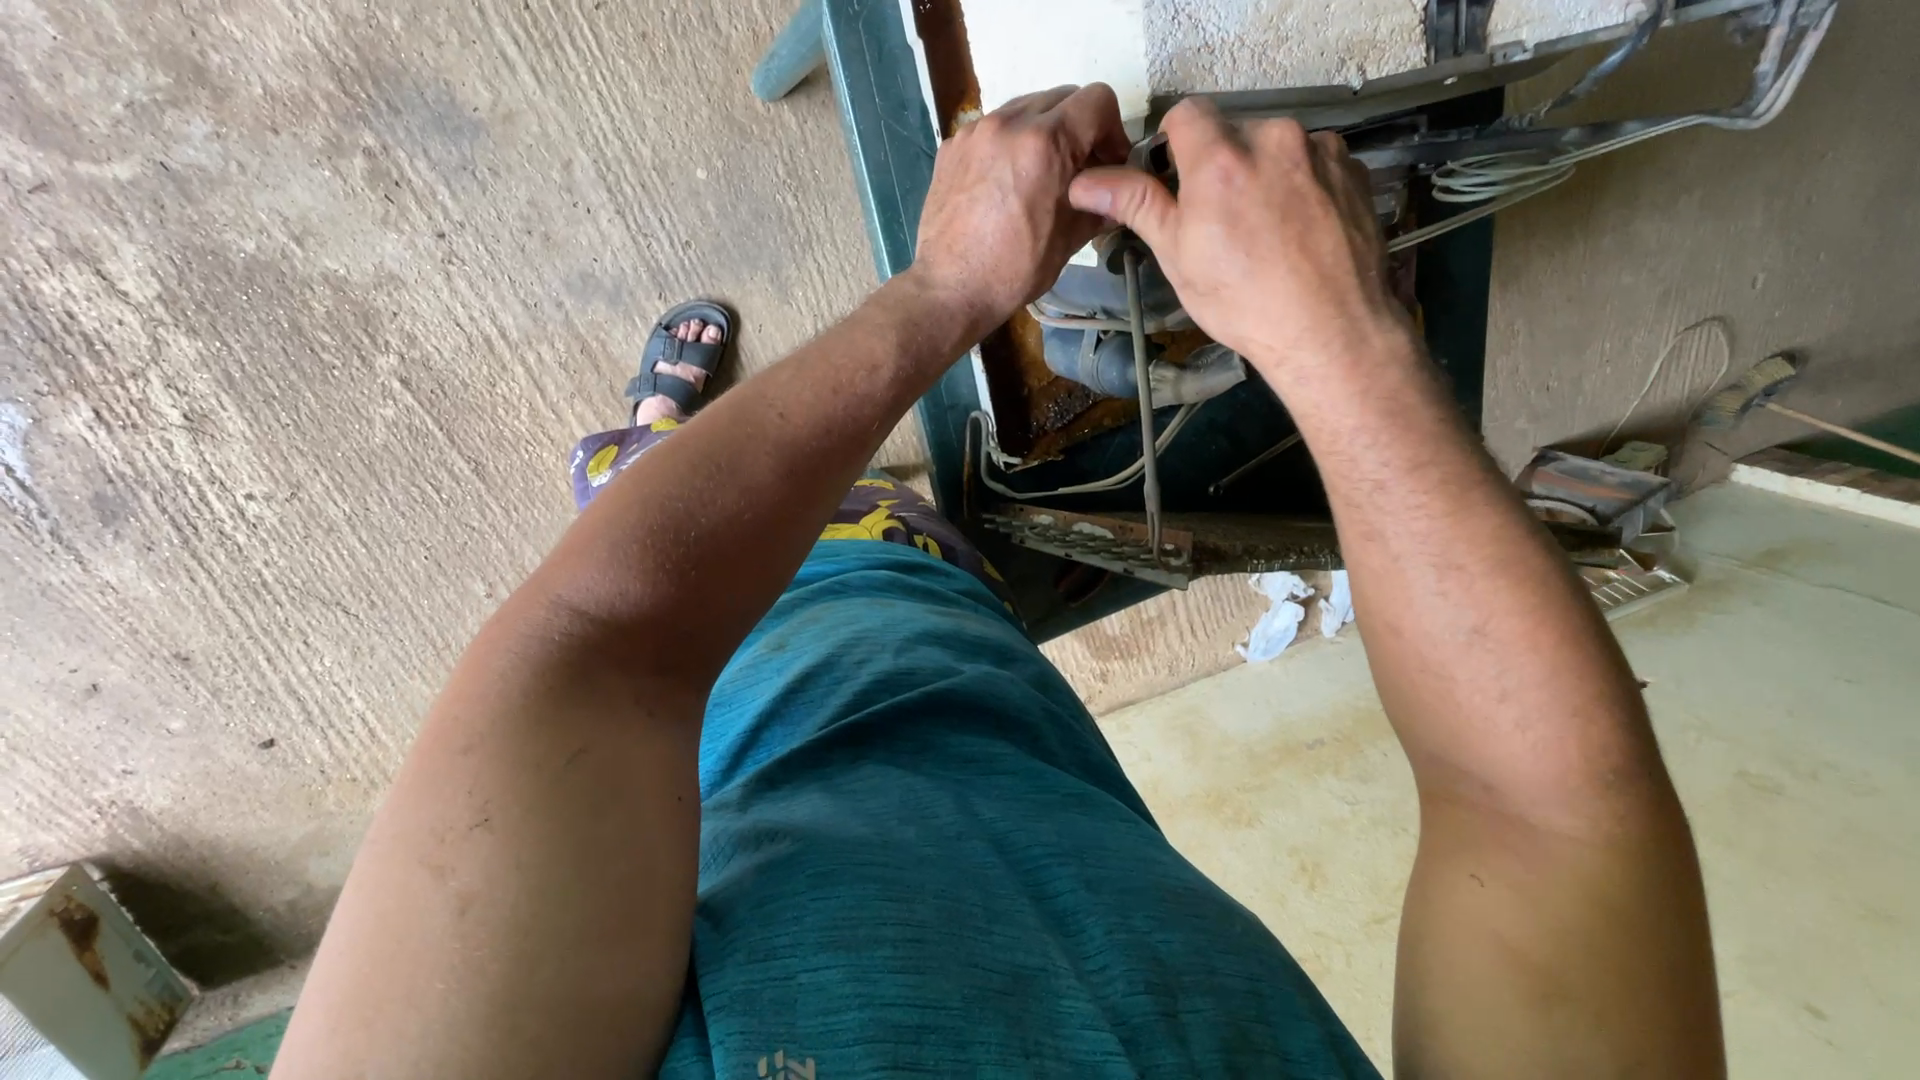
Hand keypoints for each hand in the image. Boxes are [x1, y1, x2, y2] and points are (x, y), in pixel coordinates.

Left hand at [911, 84, 1132, 331]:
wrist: (951, 288)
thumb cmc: (1014, 270)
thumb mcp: (1069, 240)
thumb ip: (1099, 205)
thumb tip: (1116, 195)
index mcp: (1046, 142)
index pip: (1098, 100)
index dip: (1112, 129)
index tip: (1108, 161)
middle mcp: (1009, 123)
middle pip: (1062, 98)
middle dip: (1078, 128)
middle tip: (1077, 170)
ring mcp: (975, 131)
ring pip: (1024, 109)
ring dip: (1041, 132)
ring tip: (1038, 175)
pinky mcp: (952, 146)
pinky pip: (991, 129)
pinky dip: (1007, 145)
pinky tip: (1004, 184)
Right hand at [1068, 100, 1414, 386]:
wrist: (1327, 330)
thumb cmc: (1241, 301)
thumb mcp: (1177, 256)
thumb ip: (1136, 204)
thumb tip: (1083, 181)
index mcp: (1221, 158)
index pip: (1186, 113)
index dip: (1174, 144)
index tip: (1177, 182)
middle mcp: (1274, 138)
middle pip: (1233, 132)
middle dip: (1221, 165)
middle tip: (1221, 222)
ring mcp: (1320, 151)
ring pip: (1275, 148)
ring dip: (1263, 174)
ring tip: (1265, 230)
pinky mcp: (1352, 170)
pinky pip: (1313, 163)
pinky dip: (1300, 185)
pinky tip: (1299, 230)